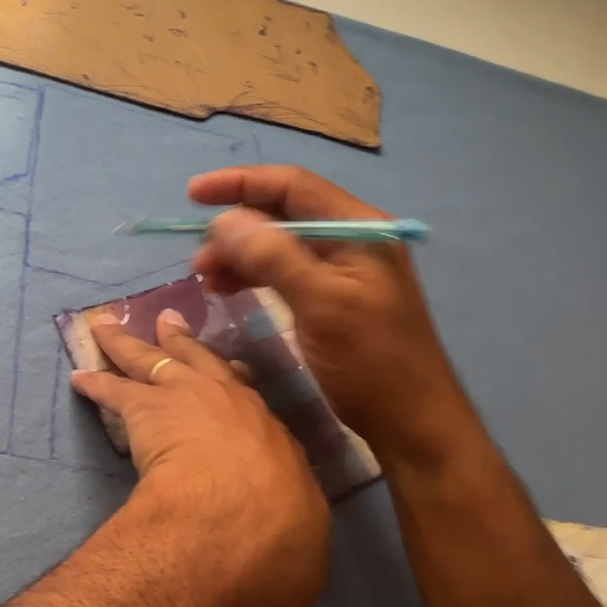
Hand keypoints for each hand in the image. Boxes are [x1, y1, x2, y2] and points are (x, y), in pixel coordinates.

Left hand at [71, 309, 327, 606]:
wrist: (239, 515)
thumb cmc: (281, 531)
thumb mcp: (302, 527)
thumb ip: (293, 523)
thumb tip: (293, 540)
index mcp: (269, 433)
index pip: (249, 401)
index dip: (235, 384)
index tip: (233, 372)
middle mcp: (230, 402)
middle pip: (201, 360)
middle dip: (182, 340)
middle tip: (167, 320)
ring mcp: (186, 396)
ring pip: (151, 359)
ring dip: (125, 343)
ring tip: (106, 327)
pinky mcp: (146, 408)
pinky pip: (114, 389)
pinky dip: (95, 383)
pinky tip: (79, 378)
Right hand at [187, 165, 484, 468]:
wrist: (414, 423)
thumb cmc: (373, 362)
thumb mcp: (321, 304)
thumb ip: (274, 257)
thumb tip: (224, 220)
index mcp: (358, 228)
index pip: (292, 186)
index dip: (240, 184)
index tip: (192, 195)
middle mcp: (351, 238)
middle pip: (282, 213)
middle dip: (235, 228)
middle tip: (199, 260)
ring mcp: (343, 268)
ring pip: (279, 244)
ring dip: (240, 254)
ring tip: (207, 279)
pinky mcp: (333, 296)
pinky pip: (284, 270)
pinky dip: (254, 275)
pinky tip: (229, 289)